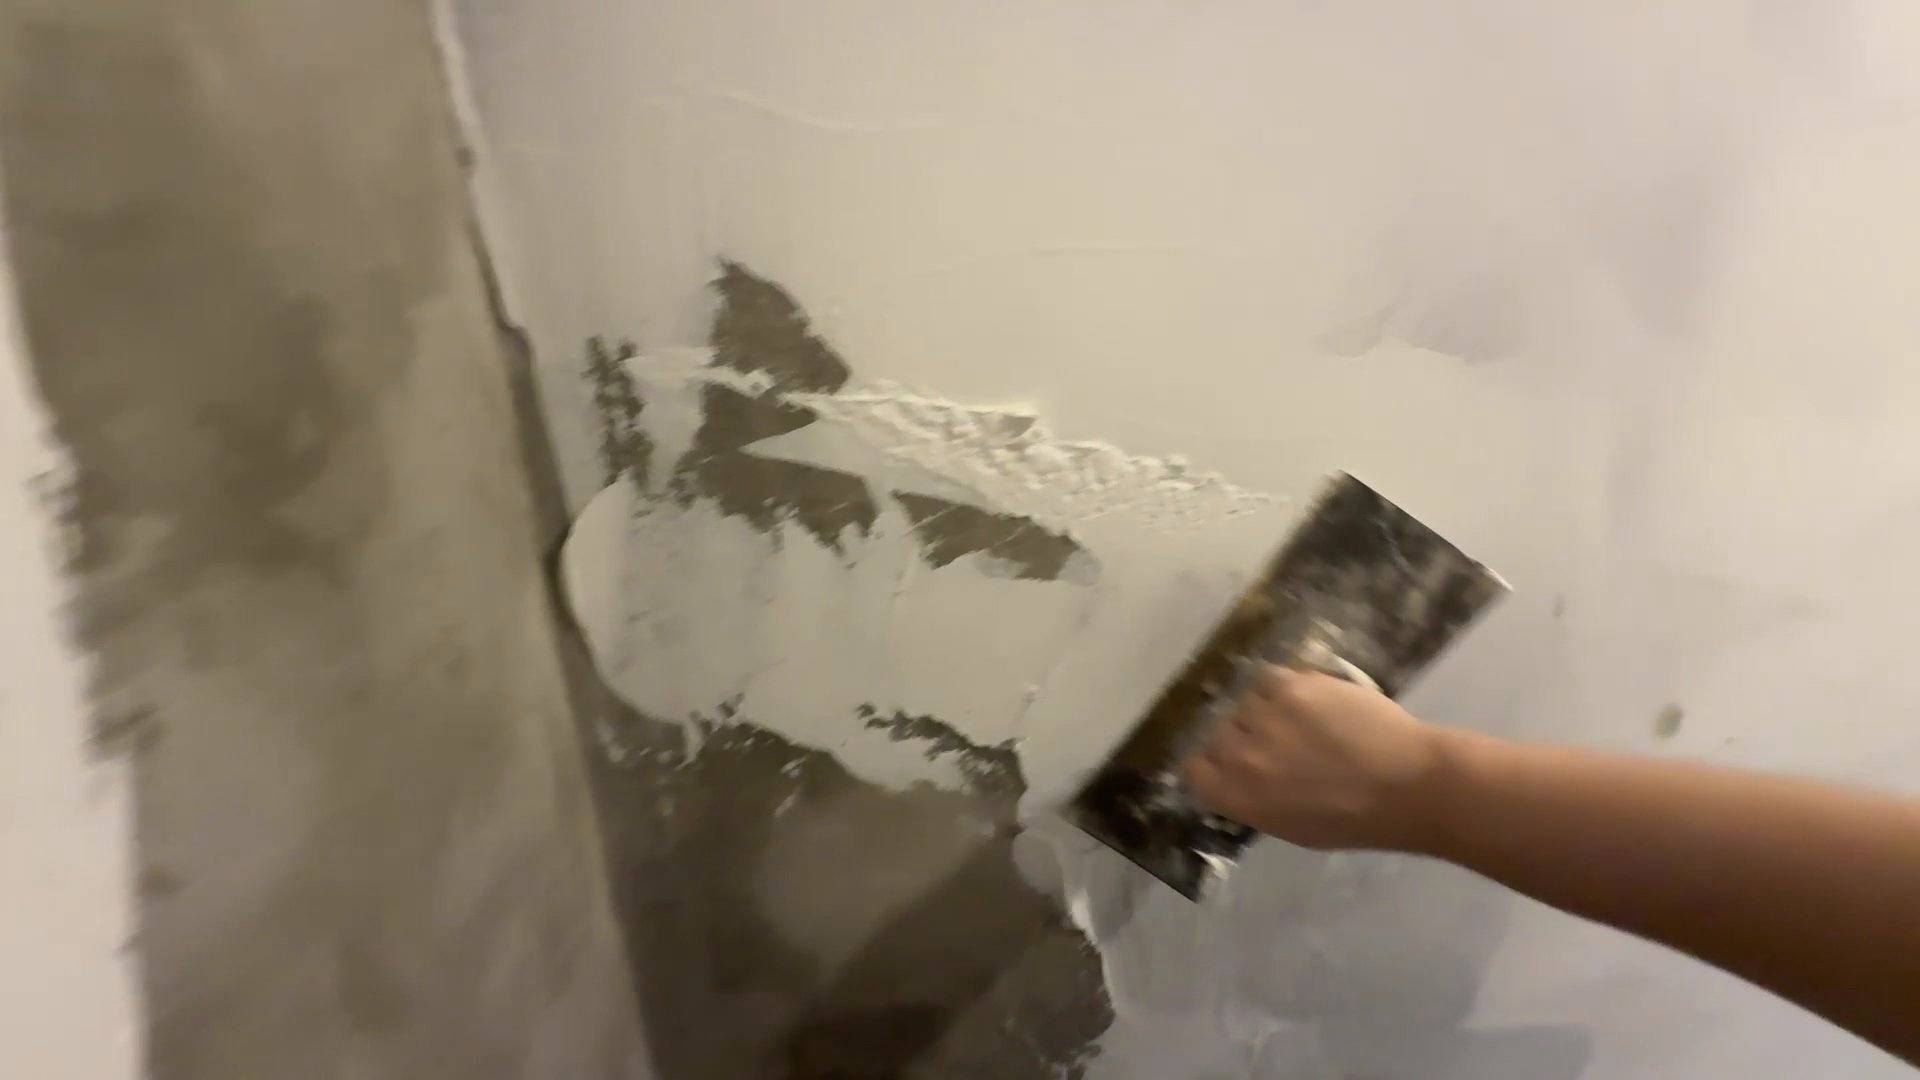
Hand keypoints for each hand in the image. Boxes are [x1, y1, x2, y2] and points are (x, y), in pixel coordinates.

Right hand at [1181, 665, 1446, 851]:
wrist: (1413, 786)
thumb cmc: (1356, 819)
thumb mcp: (1290, 826)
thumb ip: (1250, 798)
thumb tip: (1233, 775)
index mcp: (1238, 796)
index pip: (1194, 770)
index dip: (1212, 765)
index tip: (1234, 766)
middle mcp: (1240, 754)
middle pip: (1218, 733)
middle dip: (1242, 738)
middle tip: (1276, 744)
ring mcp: (1263, 716)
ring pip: (1245, 703)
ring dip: (1265, 711)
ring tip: (1301, 721)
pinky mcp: (1291, 686)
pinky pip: (1267, 679)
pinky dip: (1283, 688)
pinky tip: (1307, 700)